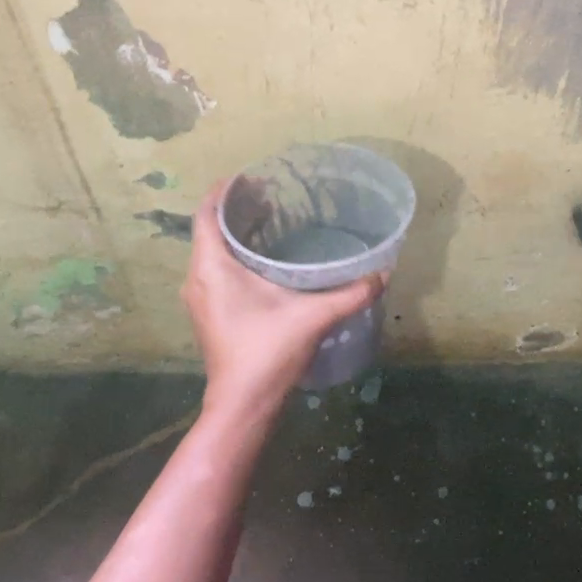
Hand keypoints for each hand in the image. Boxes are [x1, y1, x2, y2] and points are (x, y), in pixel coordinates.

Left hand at [181, 181, 384, 418]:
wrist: (243, 405)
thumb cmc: (267, 352)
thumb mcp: (314, 317)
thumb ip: (351, 293)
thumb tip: (383, 273)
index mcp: (211, 268)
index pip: (206, 214)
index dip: (224, 190)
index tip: (251, 176)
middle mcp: (198, 278)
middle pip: (210, 230)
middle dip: (237, 210)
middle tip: (273, 194)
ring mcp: (200, 298)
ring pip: (214, 252)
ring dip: (237, 234)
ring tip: (273, 220)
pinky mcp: (210, 314)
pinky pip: (217, 270)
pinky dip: (238, 256)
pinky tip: (268, 261)